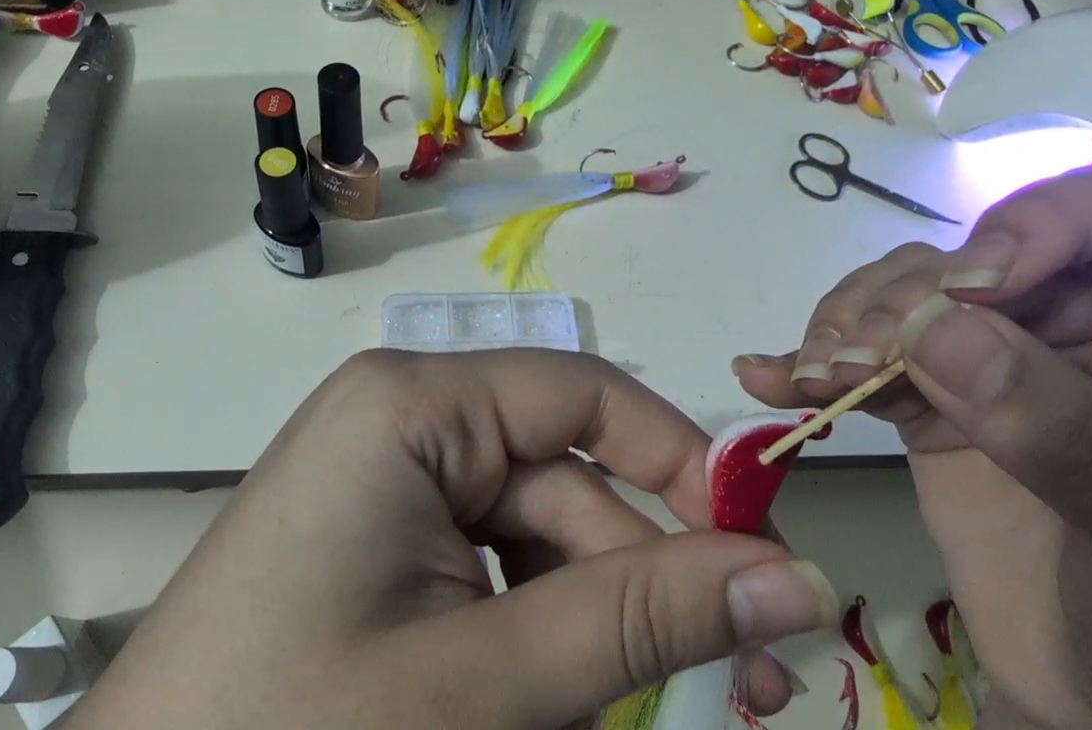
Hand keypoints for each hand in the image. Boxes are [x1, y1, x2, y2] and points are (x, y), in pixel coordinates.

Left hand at [73, 349, 837, 729]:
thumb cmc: (298, 729)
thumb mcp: (488, 680)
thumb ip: (642, 621)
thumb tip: (794, 579)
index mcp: (410, 404)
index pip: (584, 395)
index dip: (681, 463)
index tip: (758, 554)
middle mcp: (400, 420)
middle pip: (564, 482)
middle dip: (637, 584)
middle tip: (735, 685)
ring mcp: (385, 480)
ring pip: (533, 539)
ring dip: (587, 625)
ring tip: (615, 710)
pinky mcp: (377, 539)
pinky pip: (487, 571)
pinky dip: (530, 634)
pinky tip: (540, 702)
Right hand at [734, 165, 1091, 728]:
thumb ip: (1070, 434)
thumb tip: (936, 331)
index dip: (1036, 227)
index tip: (970, 291)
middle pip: (980, 254)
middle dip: (909, 296)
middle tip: (860, 358)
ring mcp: (1005, 366)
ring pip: (911, 295)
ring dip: (851, 323)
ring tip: (817, 379)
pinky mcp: (937, 410)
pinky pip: (872, 361)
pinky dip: (814, 363)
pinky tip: (768, 377)